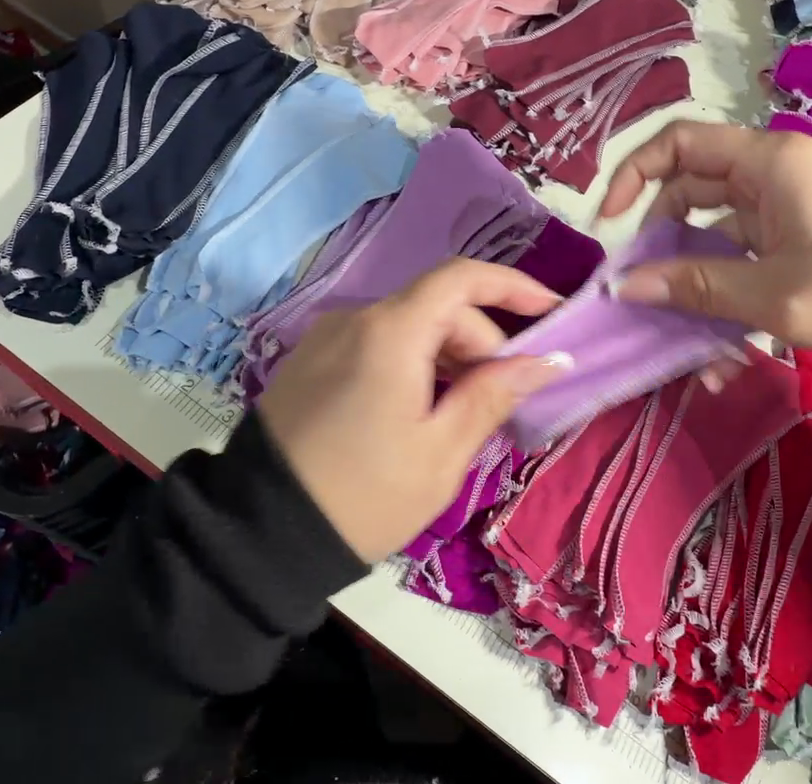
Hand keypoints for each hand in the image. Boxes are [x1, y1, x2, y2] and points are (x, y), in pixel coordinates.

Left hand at [257, 259, 570, 562]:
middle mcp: (355, 318)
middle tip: (505, 396)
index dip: (513, 287)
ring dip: (448, 355)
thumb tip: (549, 361)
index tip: (551, 312)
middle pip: (437, 307)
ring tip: (464, 412)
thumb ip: (495, 395)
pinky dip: (412, 363)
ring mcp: (327, 337)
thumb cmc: (364, 496)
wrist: (259, 534)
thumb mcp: (441, 453)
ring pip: (408, 326)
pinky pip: (377, 344)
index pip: (462, 278)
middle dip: (482, 342)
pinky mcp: (310, 360)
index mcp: (390, 332)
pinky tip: (420, 410)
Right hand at [598, 122, 811, 363]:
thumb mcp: (773, 296)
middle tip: (643, 290)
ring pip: (715, 234)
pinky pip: (745, 256)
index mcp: (768, 165)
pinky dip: (728, 293)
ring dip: (696, 284)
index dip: (634, 175)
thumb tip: (625, 286)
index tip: (611, 223)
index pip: (679, 144)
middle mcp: (772, 175)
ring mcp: (787, 207)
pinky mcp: (800, 238)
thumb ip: (694, 287)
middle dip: (660, 244)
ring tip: (688, 346)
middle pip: (689, 193)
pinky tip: (724, 354)